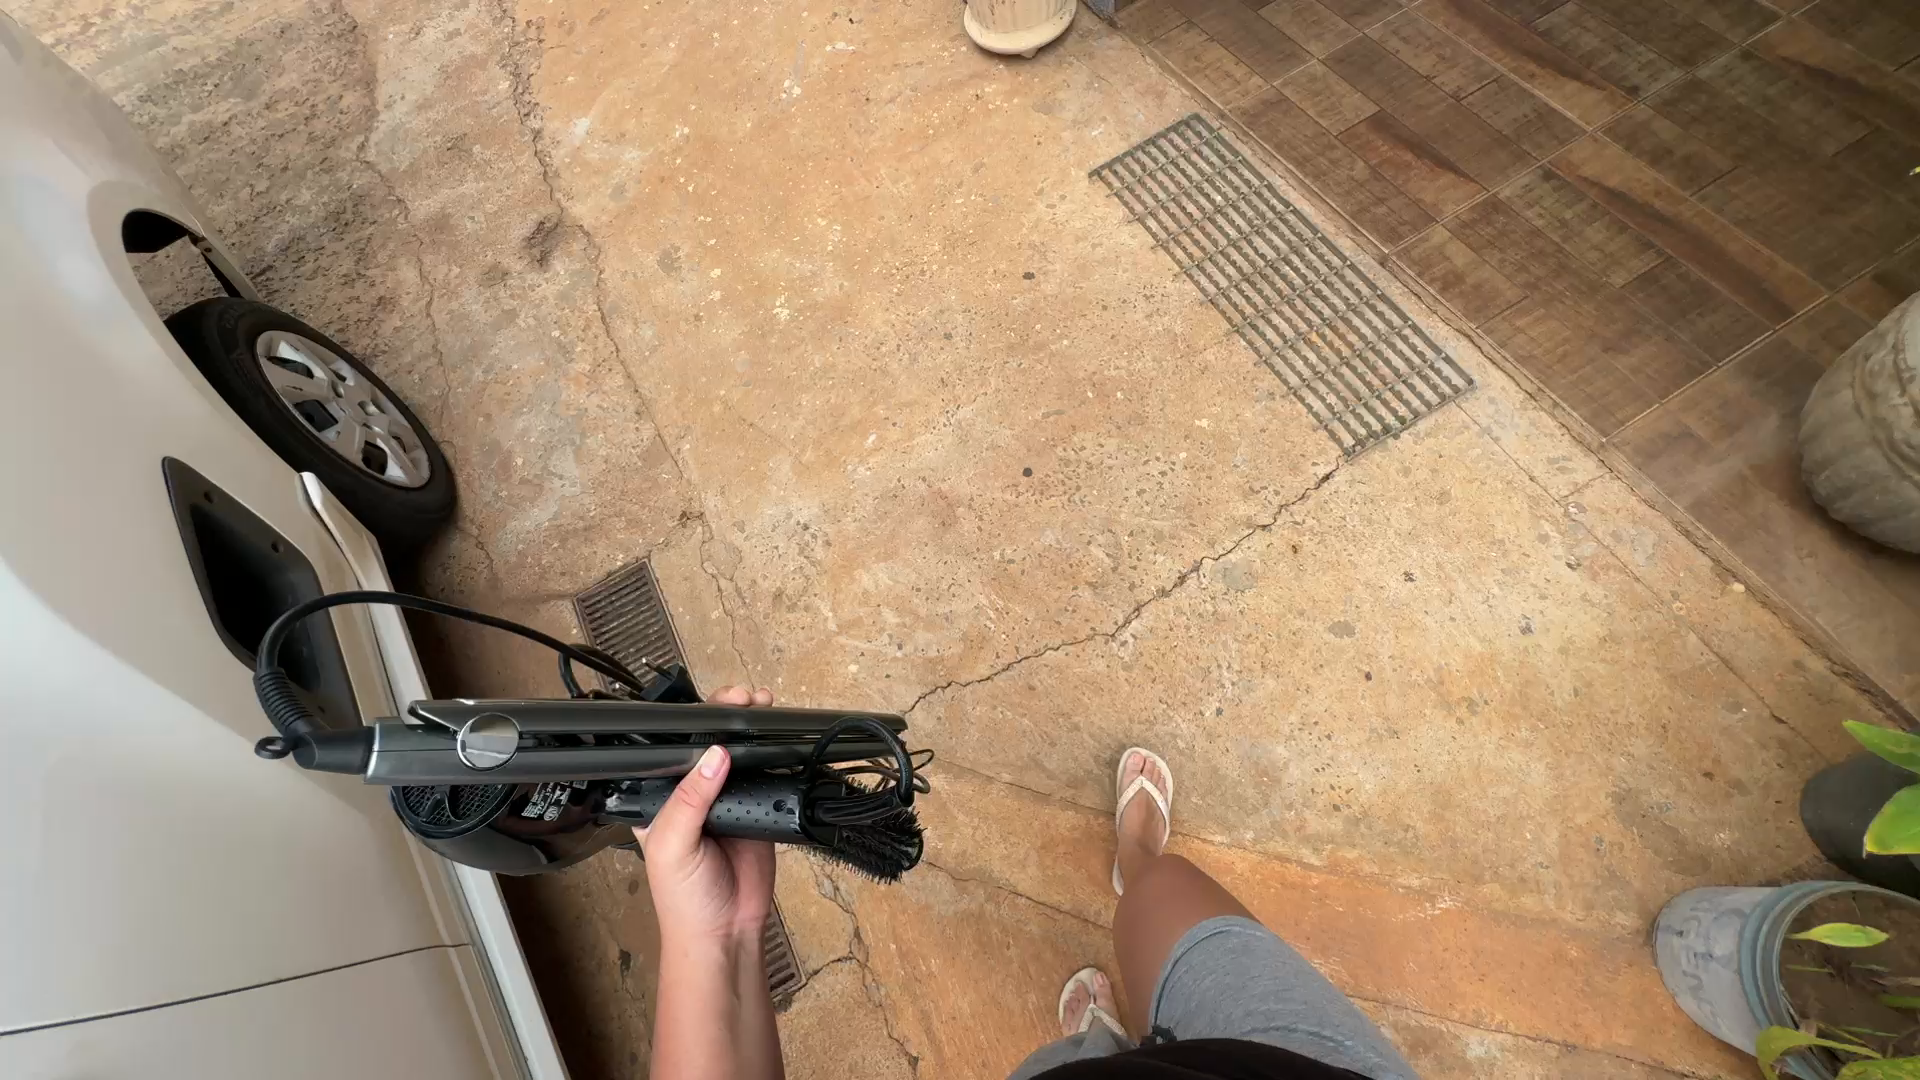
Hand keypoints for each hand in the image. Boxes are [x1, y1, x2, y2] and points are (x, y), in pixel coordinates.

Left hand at [633, 685, 777, 944]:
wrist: (728, 931)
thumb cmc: (684, 899)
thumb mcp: (673, 847)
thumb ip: (691, 801)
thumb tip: (715, 755)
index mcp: (662, 798)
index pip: (674, 751)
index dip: (692, 725)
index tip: (716, 705)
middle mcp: (694, 794)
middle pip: (710, 745)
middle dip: (727, 716)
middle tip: (748, 699)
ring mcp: (728, 800)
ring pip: (740, 754)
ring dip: (752, 729)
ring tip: (766, 705)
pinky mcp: (758, 808)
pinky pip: (767, 775)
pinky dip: (776, 755)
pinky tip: (781, 737)